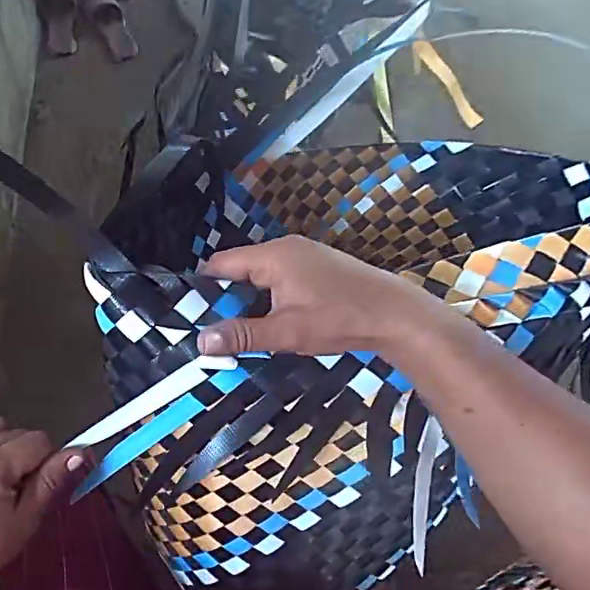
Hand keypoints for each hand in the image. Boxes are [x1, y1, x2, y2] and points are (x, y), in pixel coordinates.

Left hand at [0, 416, 85, 589]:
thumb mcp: (26, 520)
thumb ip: (52, 480)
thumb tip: (80, 454)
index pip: (36, 440)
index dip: (49, 460)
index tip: (43, 484)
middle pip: (15, 432)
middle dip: (26, 455)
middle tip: (21, 490)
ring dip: (4, 446)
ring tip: (2, 479)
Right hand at [195, 236, 433, 355]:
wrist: (396, 316)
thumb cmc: (339, 320)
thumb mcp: (285, 332)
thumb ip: (242, 335)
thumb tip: (202, 341)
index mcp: (273, 256)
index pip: (221, 264)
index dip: (203, 288)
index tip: (194, 315)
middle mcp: (286, 248)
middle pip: (239, 269)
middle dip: (225, 299)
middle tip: (216, 330)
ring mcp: (304, 256)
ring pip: (259, 277)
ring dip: (248, 302)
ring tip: (242, 331)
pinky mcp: (317, 269)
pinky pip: (279, 280)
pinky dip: (268, 300)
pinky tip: (273, 323)